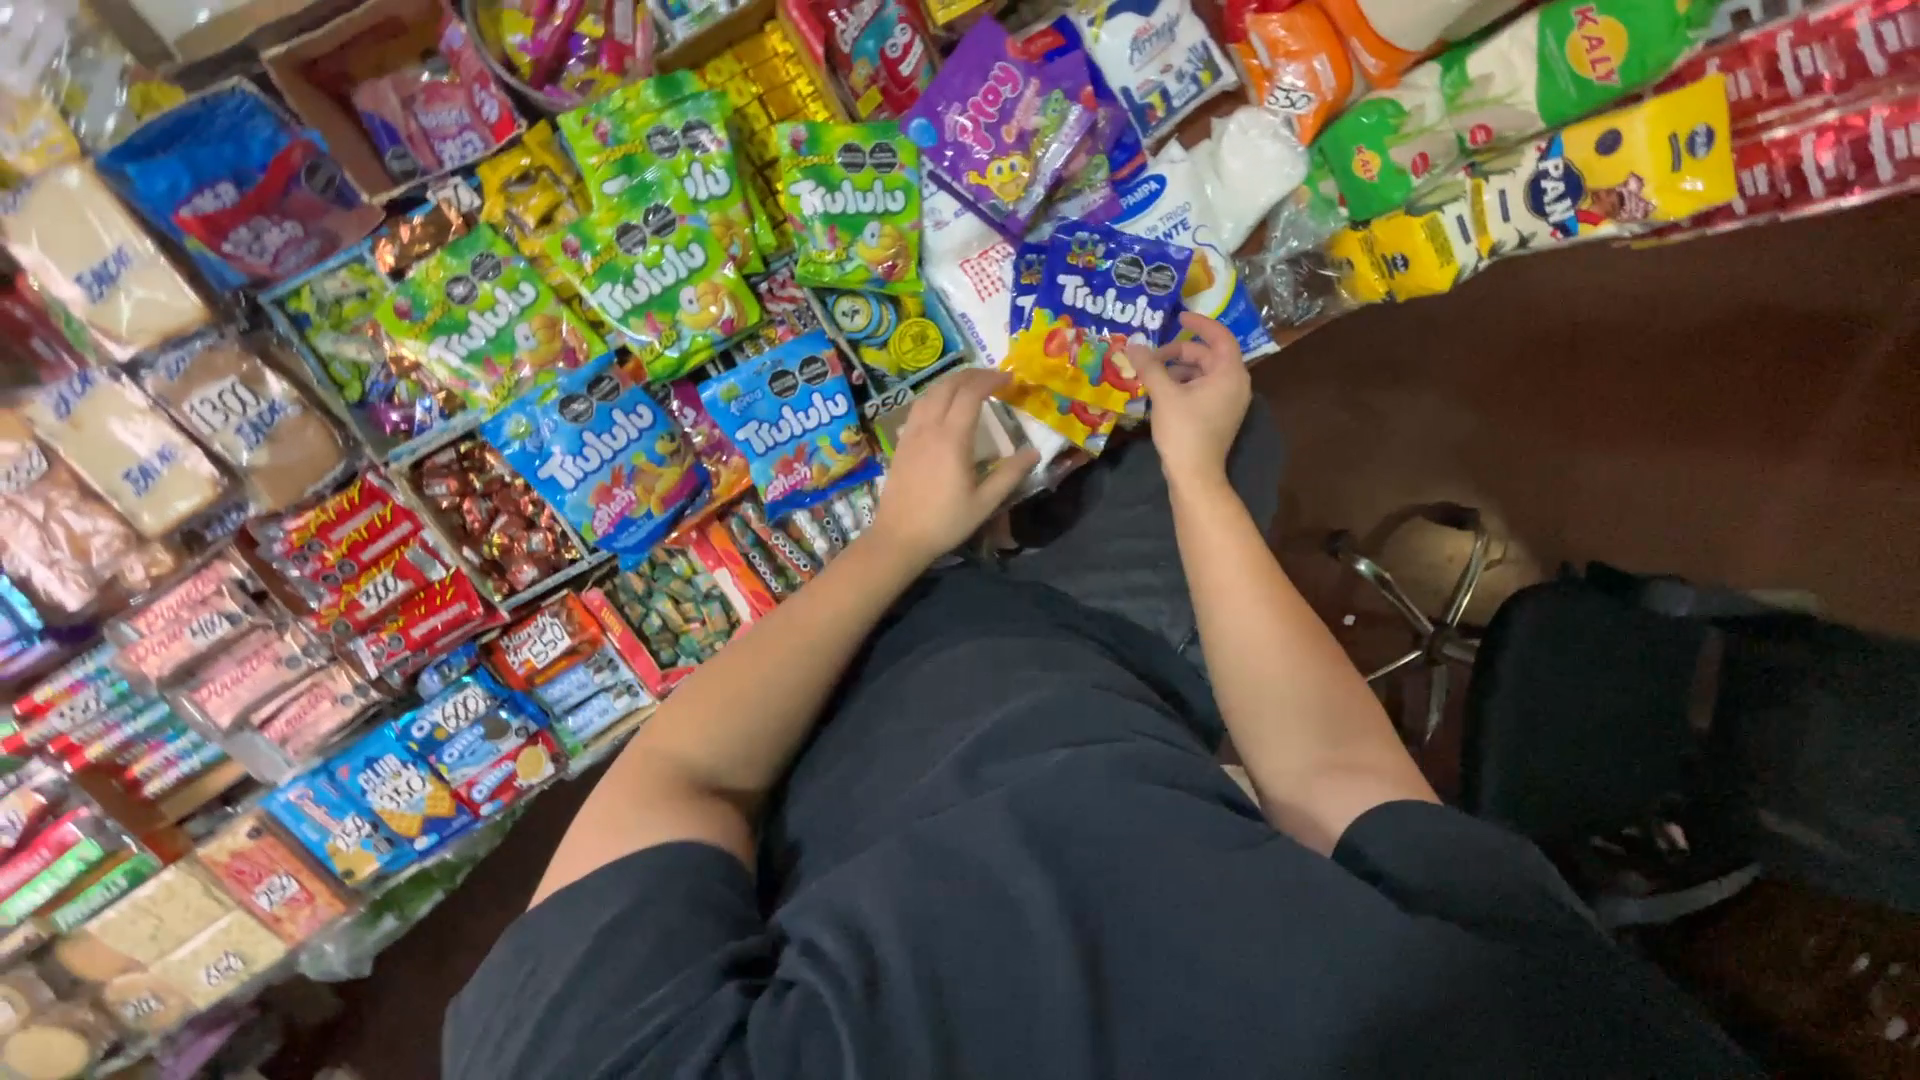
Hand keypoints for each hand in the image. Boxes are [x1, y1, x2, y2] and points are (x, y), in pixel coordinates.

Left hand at [867, 368, 1040, 565]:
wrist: (899, 538)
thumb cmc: (944, 522)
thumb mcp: (984, 503)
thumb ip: (1010, 475)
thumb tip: (1034, 453)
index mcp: (952, 439)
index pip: (971, 394)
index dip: (991, 380)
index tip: (1010, 379)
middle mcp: (929, 428)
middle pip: (948, 386)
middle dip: (972, 375)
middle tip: (994, 378)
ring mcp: (911, 434)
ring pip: (929, 392)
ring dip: (952, 382)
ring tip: (971, 386)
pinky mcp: (901, 443)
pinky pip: (918, 407)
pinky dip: (935, 395)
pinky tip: (944, 406)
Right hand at [1132, 312, 1250, 488]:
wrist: (1195, 475)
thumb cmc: (1184, 431)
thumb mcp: (1164, 395)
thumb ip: (1149, 366)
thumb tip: (1133, 343)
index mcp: (1230, 373)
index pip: (1220, 336)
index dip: (1200, 323)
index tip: (1178, 316)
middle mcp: (1235, 384)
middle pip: (1207, 355)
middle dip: (1179, 351)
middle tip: (1151, 357)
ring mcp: (1228, 402)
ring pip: (1202, 373)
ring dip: (1177, 370)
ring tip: (1151, 376)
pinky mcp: (1218, 415)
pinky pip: (1202, 389)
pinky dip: (1182, 385)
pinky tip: (1160, 392)